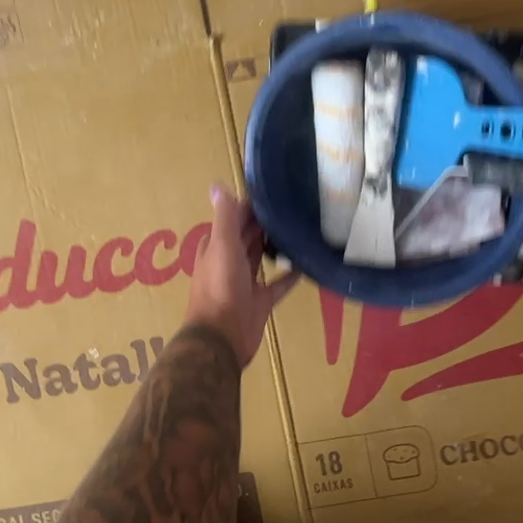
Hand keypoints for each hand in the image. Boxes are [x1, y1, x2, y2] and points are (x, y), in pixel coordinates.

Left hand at [185, 184, 299, 366]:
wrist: (222, 337)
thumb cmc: (220, 287)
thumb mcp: (222, 246)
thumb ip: (224, 217)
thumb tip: (217, 185)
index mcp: (216, 246)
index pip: (234, 218)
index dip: (250, 206)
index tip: (275, 193)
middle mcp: (229, 261)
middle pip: (247, 236)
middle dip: (264, 223)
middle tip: (293, 206)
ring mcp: (245, 282)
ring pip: (260, 257)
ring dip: (275, 245)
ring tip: (300, 229)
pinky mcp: (260, 301)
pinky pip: (278, 284)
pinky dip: (290, 275)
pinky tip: (306, 265)